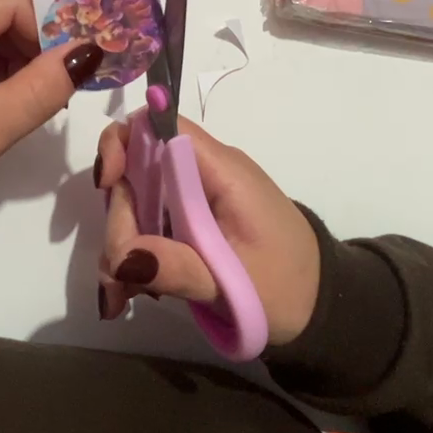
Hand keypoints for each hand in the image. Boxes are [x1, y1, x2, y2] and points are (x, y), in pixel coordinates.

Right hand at [94, 116, 320, 346]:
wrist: (324, 308)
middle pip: (136, 171)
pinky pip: (146, 223)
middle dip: (119, 220)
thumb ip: (178, 268)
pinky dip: (132, 256)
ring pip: (134, 201)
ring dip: (120, 246)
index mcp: (219, 170)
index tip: (108, 185)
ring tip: (120, 295)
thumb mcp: (233, 284)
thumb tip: (121, 259)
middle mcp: (199, 172)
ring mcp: (190, 196)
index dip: (123, 143)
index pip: (159, 125)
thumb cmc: (289, 287)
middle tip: (119, 275)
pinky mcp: (186, 218)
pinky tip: (128, 292)